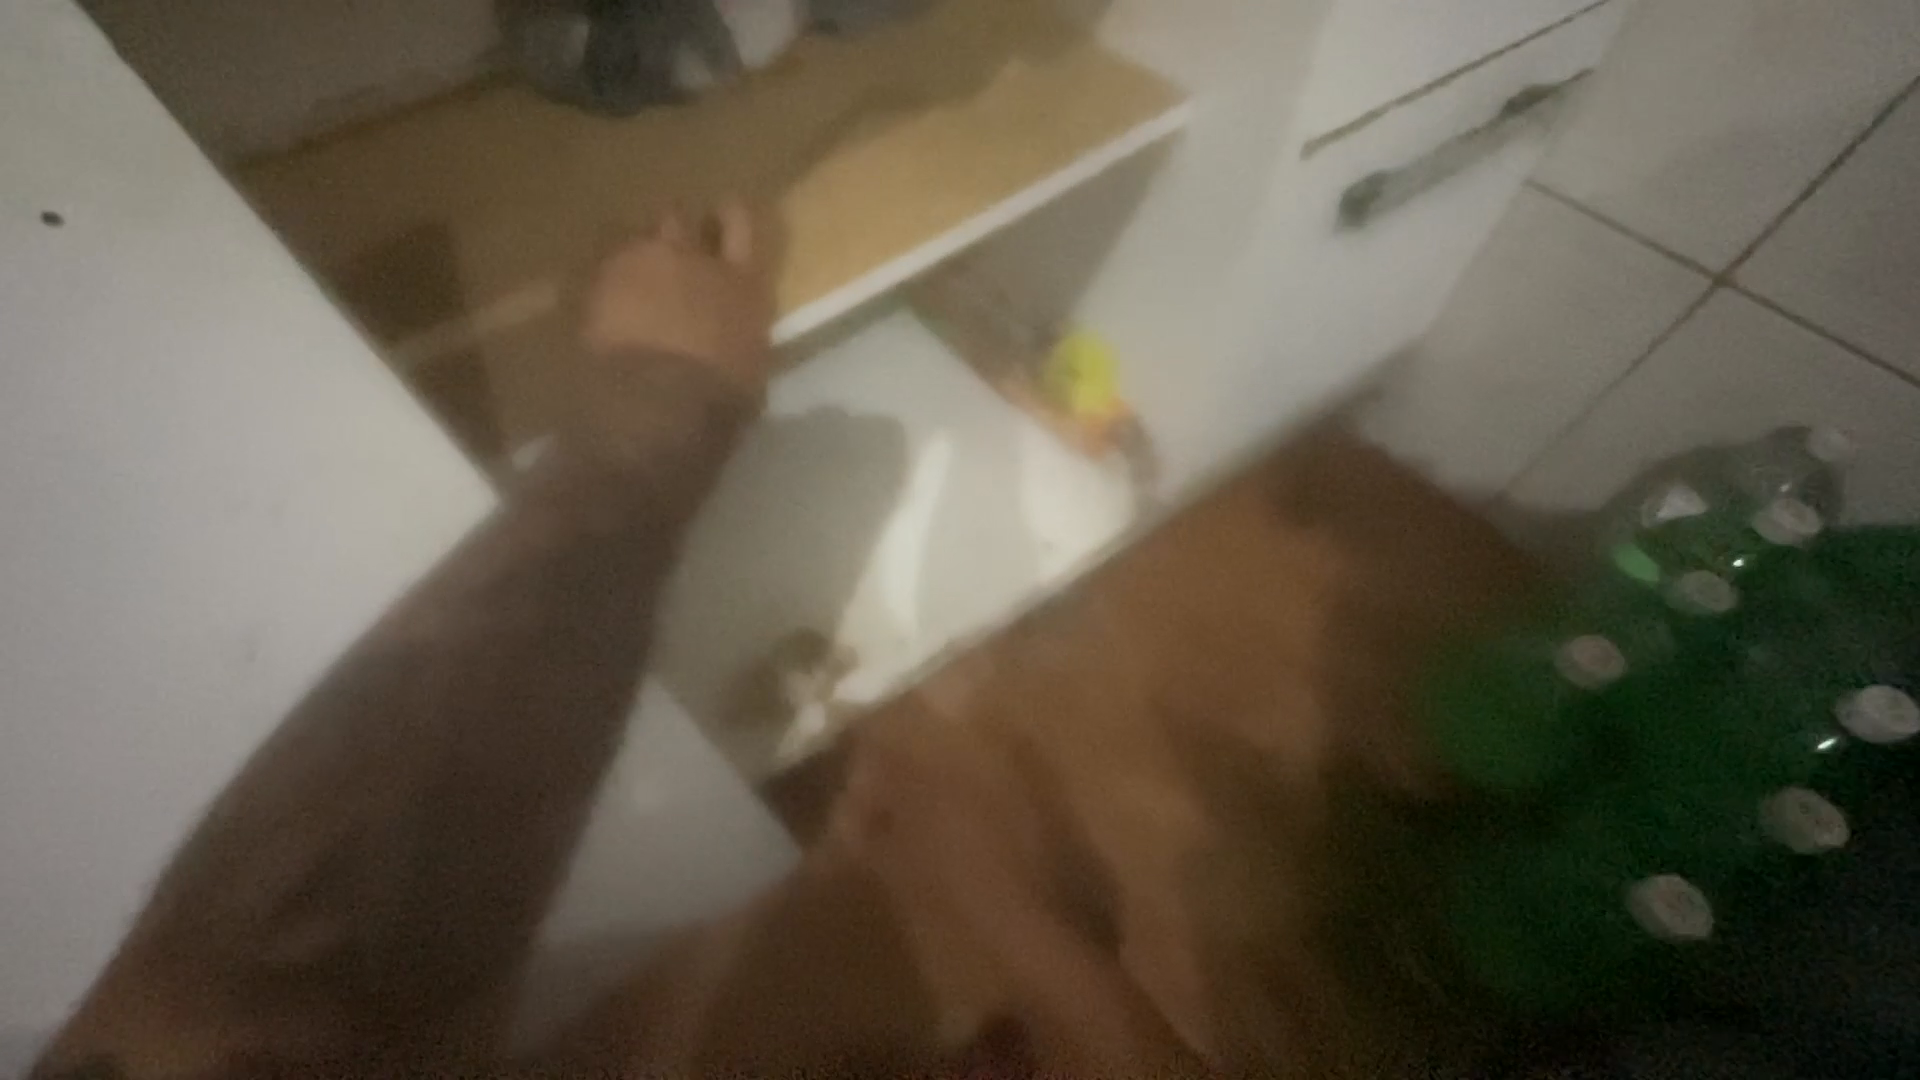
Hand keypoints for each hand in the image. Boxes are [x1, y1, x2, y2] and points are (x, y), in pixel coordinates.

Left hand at [581, 200, 778, 392]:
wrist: (658, 403)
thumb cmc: (721, 397)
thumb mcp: (750, 364)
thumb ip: (740, 333)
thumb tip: (731, 334)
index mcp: (741, 282)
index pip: (739, 223)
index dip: (729, 216)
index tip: (724, 216)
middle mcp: (690, 258)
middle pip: (675, 214)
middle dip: (672, 228)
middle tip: (668, 249)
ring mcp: (637, 264)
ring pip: (629, 236)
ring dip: (632, 254)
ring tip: (628, 279)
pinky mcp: (593, 283)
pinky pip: (595, 270)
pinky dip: (600, 284)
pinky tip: (597, 304)